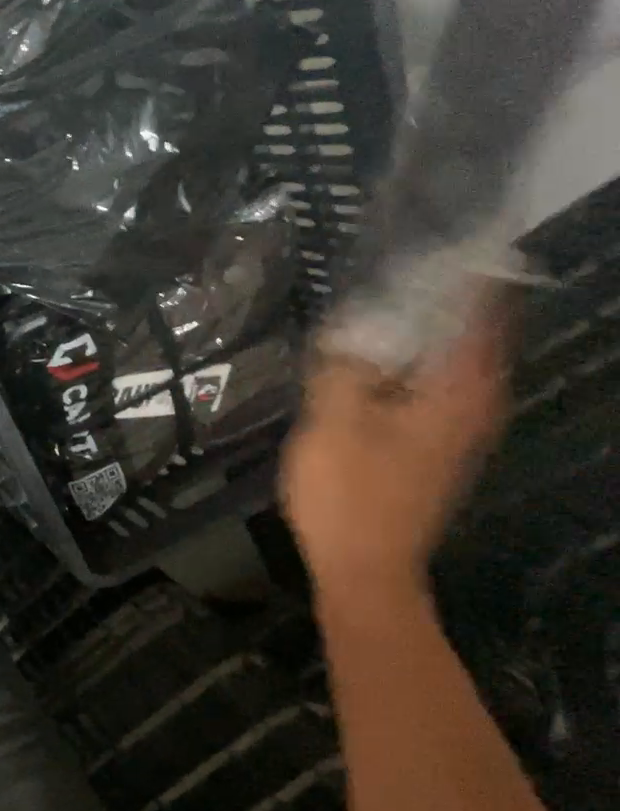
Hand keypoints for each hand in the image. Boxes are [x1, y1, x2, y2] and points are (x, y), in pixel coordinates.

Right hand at [280, 290, 509, 598]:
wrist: (365, 566)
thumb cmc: (350, 495)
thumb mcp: (333, 424)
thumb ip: (342, 368)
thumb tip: (350, 324)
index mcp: (461, 387)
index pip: (476, 306)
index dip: (454, 271)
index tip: (424, 244)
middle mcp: (476, 400)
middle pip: (461, 332)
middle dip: (423, 302)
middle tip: (377, 278)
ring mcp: (459, 427)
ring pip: (439, 363)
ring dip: (406, 339)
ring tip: (360, 319)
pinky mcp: (436, 447)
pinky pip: (424, 390)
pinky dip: (400, 371)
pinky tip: (359, 373)